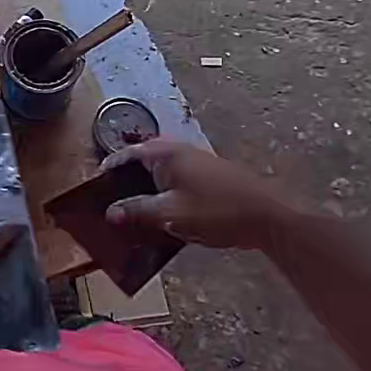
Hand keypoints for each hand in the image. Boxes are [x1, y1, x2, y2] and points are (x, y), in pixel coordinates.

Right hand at [101, 141, 306, 249]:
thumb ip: (137, 211)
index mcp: (165, 154)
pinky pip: (177, 178)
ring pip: (161, 170)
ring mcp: (198, 162)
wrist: (273, 219)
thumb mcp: (170, 214)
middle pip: (143, 160)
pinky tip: (165, 210)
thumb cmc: (216, 210)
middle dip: (127, 177)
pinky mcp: (212, 176)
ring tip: (135, 206)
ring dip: (147, 185)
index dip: (109, 167)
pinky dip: (165, 190)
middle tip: (113, 196)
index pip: (126, 154)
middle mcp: (179, 152)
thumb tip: (109, 213)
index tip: (96, 184)